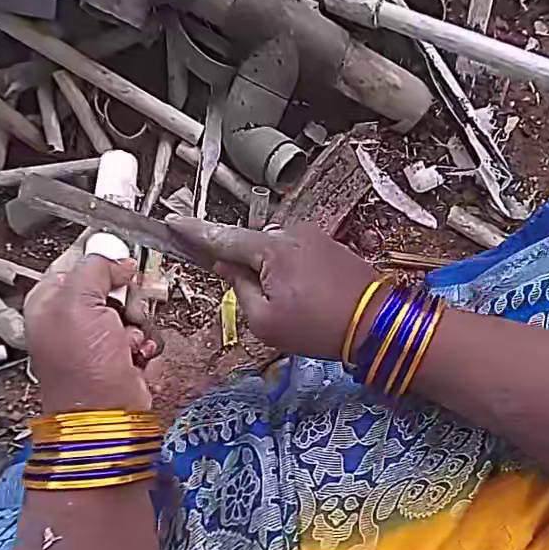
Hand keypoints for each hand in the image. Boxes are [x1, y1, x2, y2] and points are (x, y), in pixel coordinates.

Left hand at [24, 256, 154, 412]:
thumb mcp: (78, 302)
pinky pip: (146, 334)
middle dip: (128, 297)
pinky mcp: (123, 354)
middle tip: (126, 311)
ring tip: (131, 342)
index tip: (119, 264)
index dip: (102, 260)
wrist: (105, 414)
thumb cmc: (81, 367)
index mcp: (50, 299)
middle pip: (113, 283)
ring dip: (141, 324)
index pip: (78, 260)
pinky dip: (148, 345)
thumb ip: (95, 268)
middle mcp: (73, 316)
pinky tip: (138, 356)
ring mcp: (100, 336)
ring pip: (135, 308)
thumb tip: (118, 262)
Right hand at [167, 218, 380, 360]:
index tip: (172, 221)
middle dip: (240, 266)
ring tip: (287, 305)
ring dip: (266, 270)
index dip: (193, 231)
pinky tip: (300, 295)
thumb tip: (226, 266)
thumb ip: (238, 288)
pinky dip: (286, 270)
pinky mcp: (327, 244)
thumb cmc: (318, 327)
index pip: (221, 237)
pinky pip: (292, 252)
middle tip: (253, 300)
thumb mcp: (264, 320)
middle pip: (247, 244)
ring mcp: (311, 235)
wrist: (376, 324)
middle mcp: (290, 232)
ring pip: (271, 250)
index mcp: (270, 248)